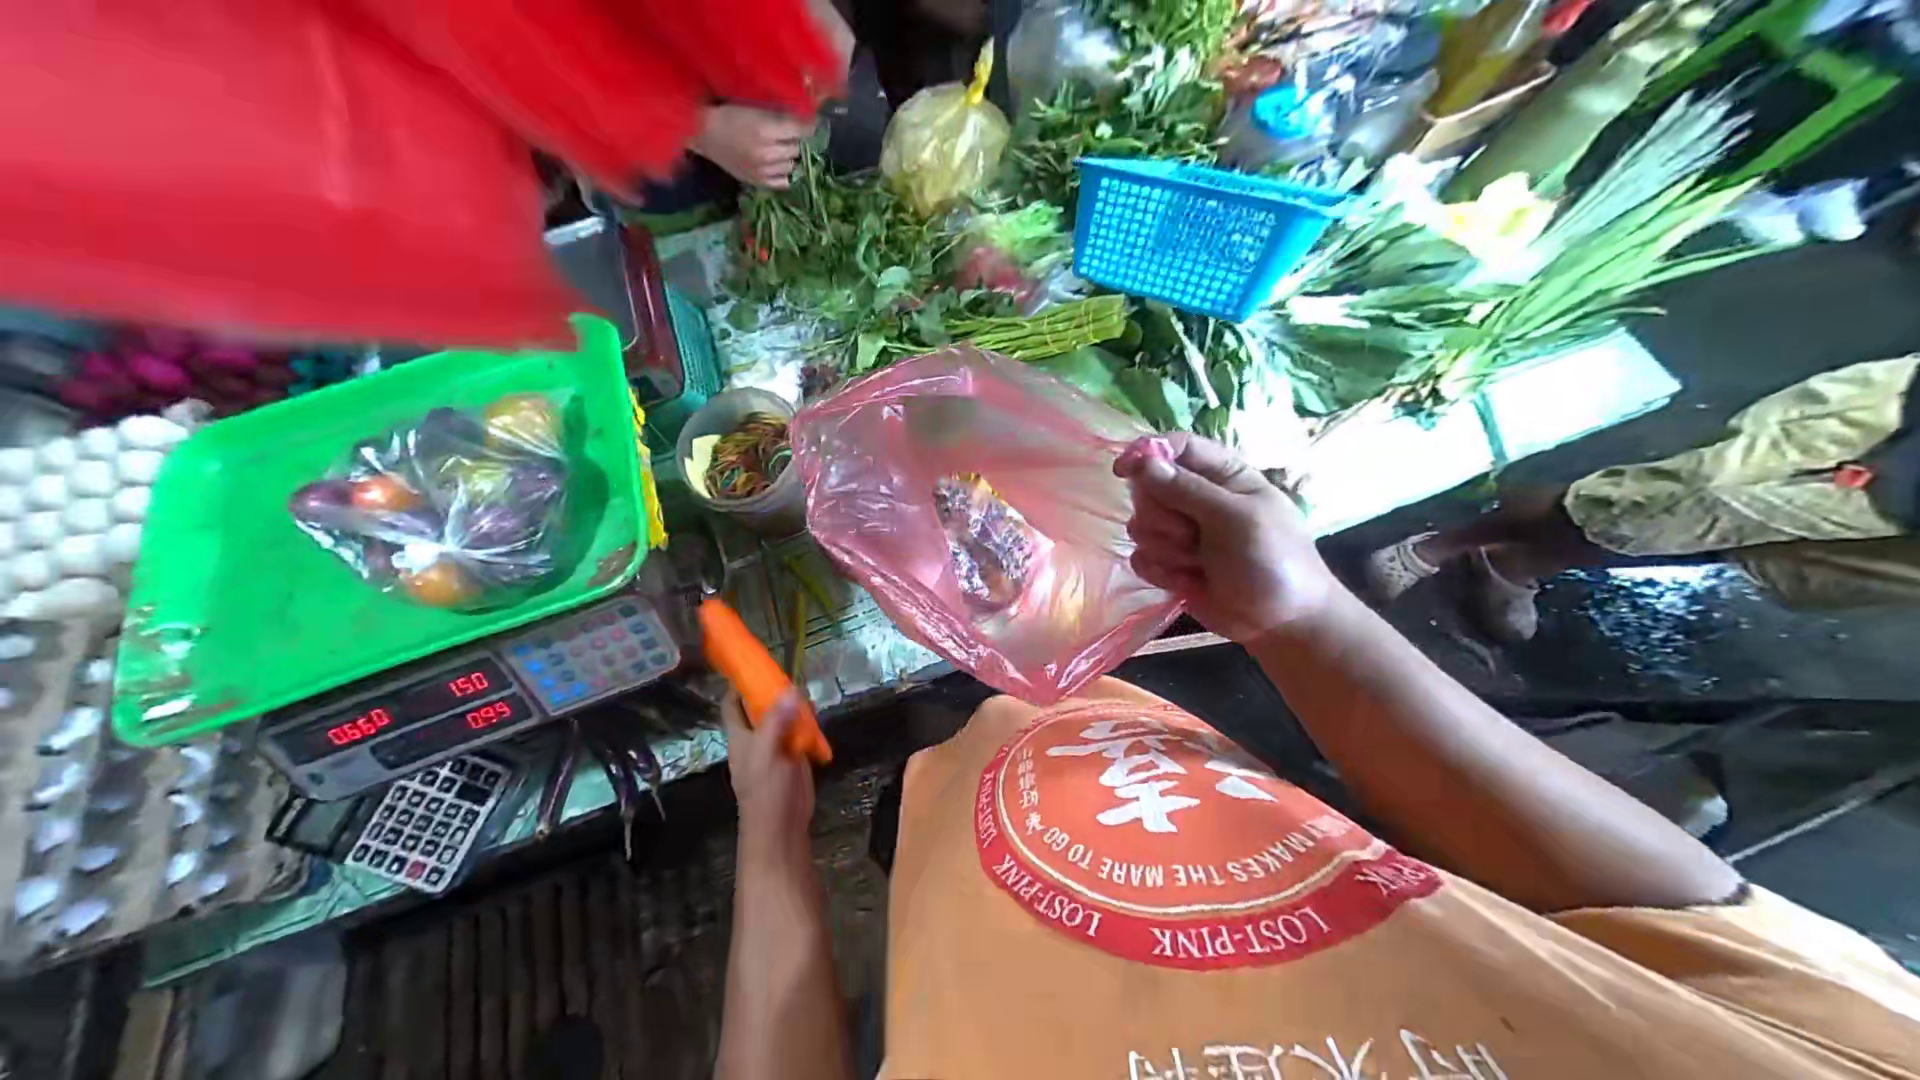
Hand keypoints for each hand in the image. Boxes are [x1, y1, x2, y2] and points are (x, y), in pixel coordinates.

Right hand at [691, 105, 814, 189]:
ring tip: (781, 149)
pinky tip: (779, 165)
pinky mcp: (758, 182)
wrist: (704, 133)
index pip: (799, 131)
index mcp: (765, 130)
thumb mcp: (754, 109)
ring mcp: (763, 171)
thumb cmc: (728, 115)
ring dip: (790, 157)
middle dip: (796, 141)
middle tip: (791, 136)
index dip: (807, 126)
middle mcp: (767, 153)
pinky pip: (783, 182)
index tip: (810, 124)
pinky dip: (784, 173)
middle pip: (797, 149)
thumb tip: (805, 120)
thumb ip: (779, 116)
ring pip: (792, 166)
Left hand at [722, 689, 814, 856]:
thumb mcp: (765, 755)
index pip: (733, 704)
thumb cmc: (765, 793)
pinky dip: (808, 722)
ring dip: (794, 706)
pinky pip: (801, 732)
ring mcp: (777, 747)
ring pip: (783, 717)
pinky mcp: (796, 756)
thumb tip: (790, 691)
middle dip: (774, 691)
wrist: (782, 830)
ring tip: (807, 693)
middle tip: (790, 675)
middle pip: (761, 707)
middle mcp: (757, 738)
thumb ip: (775, 723)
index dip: (739, 684)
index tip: (755, 664)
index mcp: (741, 736)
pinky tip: (816, 715)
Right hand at [1114, 433, 1340, 642]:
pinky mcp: (1169, 565)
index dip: (1147, 452)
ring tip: (1198, 563)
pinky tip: (1188, 582)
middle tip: (1190, 534)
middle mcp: (1197, 499)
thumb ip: (1187, 489)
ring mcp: (1181, 533)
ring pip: (1141, 525)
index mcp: (1223, 475)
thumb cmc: (1273, 560)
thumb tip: (1143, 462)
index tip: (1123, 470)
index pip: (1177, 446)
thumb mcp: (1235, 518)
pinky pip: (1141, 557)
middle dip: (1161, 515)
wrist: (1282, 623)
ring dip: (1166, 548)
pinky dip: (1161, 571)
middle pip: (1149, 488)